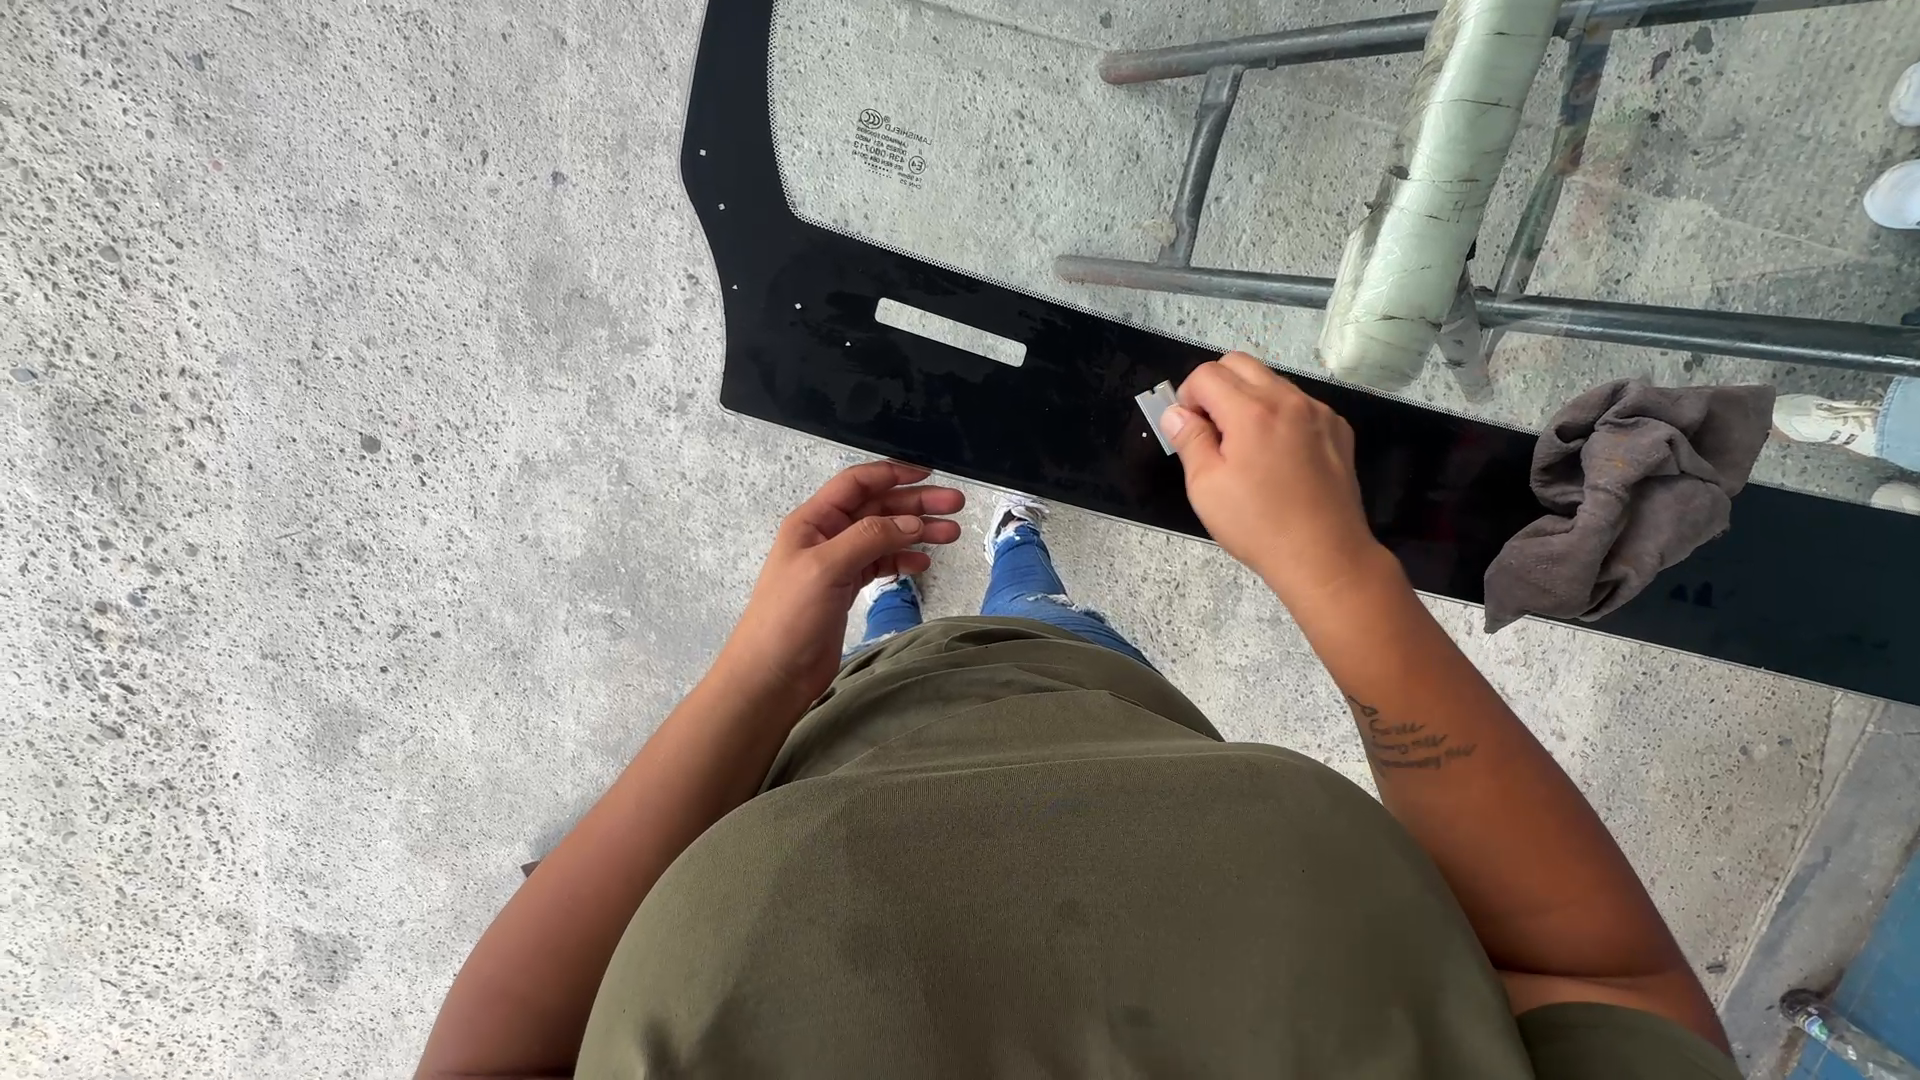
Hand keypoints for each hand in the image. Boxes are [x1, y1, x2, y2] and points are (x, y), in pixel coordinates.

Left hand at [717, 461, 963, 705]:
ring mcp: (837, 564)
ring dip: (917, 532)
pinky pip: (880, 564)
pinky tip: (922, 562)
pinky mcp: (846, 589)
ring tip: (951, 533)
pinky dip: (903, 560)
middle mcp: (826, 536)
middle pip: (877, 508)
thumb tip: (912, 521)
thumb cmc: (788, 618)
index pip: (857, 484)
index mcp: (813, 521)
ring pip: (884, 537)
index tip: (928, 473)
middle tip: (955, 505)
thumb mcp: (826, 567)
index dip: (892, 474)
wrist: (772, 675)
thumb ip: (869, 538)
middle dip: (916, 504)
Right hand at [1160, 352, 1388, 603]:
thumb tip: (1175, 413)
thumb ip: (1189, 440)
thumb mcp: (1206, 486)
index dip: (1186, 398)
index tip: (1188, 430)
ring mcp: (1318, 412)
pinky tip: (1276, 456)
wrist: (1324, 555)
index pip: (1206, 375)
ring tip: (1244, 447)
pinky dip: (1277, 415)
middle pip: (1239, 363)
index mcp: (1251, 412)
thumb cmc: (1257, 525)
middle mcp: (1288, 400)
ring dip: (1247, 399)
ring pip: (1271, 381)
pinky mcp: (1337, 429)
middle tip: (1210, 430)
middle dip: (1215, 387)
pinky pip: (1298, 403)